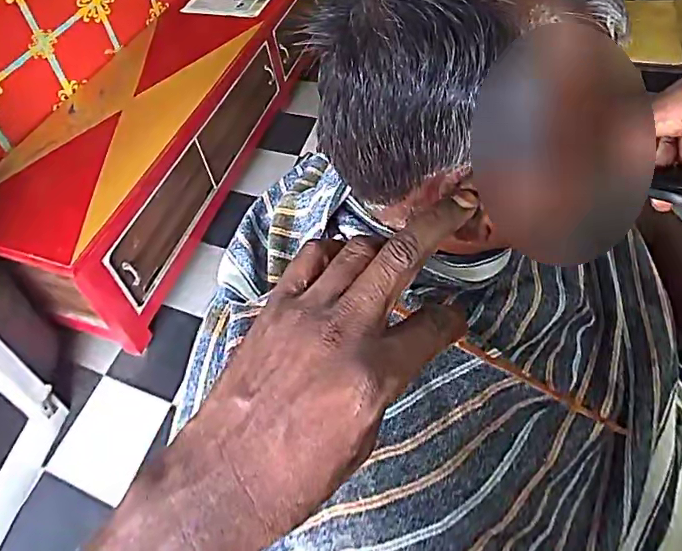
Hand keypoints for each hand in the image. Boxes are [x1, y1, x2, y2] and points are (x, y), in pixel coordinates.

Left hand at [90, 195, 473, 550]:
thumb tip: (398, 348)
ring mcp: (306, 309)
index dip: (451, 316)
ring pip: (355, 249)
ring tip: (391, 249)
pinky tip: (340, 257)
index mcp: (373, 376)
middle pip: (398, 257)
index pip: (430, 328)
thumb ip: (385, 381)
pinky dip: (332, 250)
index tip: (455, 312)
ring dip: (381, 243)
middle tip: (454, 209)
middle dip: (433, 226)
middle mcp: (344, 330)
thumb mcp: (364, 438)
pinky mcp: (276, 303)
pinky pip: (311, 257)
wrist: (226, 472)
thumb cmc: (299, 472)